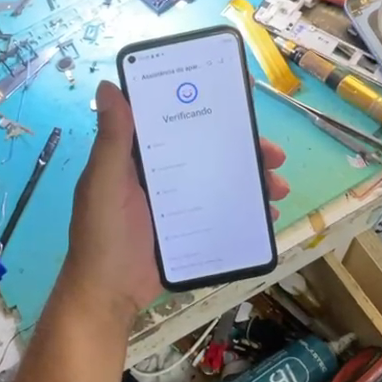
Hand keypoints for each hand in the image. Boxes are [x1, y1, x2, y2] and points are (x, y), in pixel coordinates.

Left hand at [61, 82, 288, 320]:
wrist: (108, 296)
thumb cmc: (103, 235)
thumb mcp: (104, 183)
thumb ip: (111, 139)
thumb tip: (108, 86)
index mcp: (136, 156)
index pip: (173, 119)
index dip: (203, 106)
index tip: (237, 98)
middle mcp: (158, 173)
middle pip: (207, 149)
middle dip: (243, 148)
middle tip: (274, 155)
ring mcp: (175, 202)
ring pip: (220, 179)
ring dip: (252, 178)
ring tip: (278, 188)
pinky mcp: (188, 229)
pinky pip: (221, 210)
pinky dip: (245, 209)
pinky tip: (266, 214)